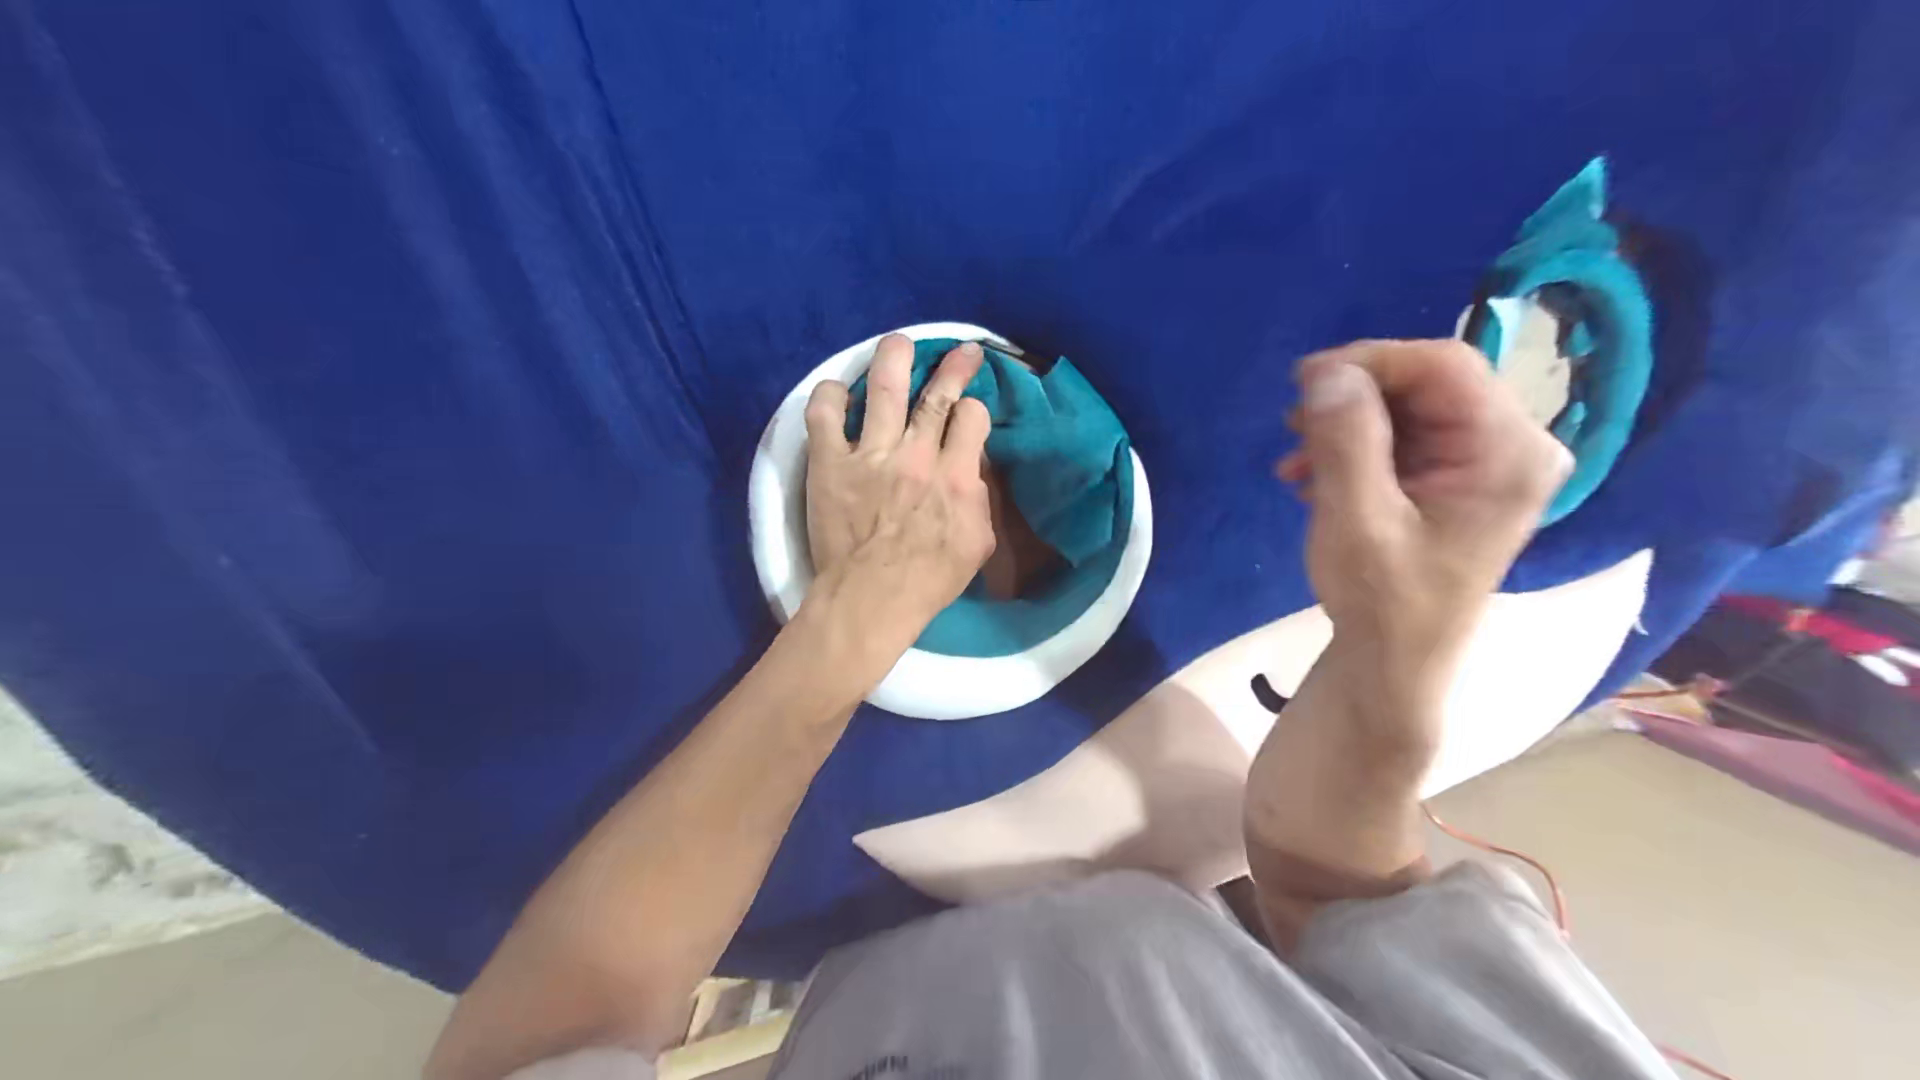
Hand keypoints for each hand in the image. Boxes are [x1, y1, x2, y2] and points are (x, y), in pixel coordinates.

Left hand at [802, 334, 997, 654]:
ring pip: (885, 388)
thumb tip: (970, 466)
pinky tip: (838, 390)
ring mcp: (870, 455)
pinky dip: (830, 395)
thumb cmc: (930, 578)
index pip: (971, 418)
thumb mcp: (978, 542)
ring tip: (899, 343)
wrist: (871, 599)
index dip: (973, 409)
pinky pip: (825, 415)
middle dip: (953, 366)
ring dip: (894, 358)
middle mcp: (916, 455)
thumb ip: (978, 497)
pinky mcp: (830, 464)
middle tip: (960, 351)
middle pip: (937, 394)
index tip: (968, 415)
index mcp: (956, 476)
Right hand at [1277, 339, 1570, 706]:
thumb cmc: (1381, 600)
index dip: (1370, 360)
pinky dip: (1350, 448)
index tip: (1302, 380)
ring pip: (1405, 408)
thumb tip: (1326, 373)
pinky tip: (1312, 477)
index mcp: (1507, 452)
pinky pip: (1398, 438)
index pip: (1443, 365)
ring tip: (1296, 461)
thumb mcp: (1355, 519)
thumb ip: (1345, 442)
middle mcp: (1509, 446)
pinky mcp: (1451, 479)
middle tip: (1292, 424)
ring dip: (1342, 426)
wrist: (1391, 660)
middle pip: (1425, 383)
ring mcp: (1481, 463)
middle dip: (1351, 398)